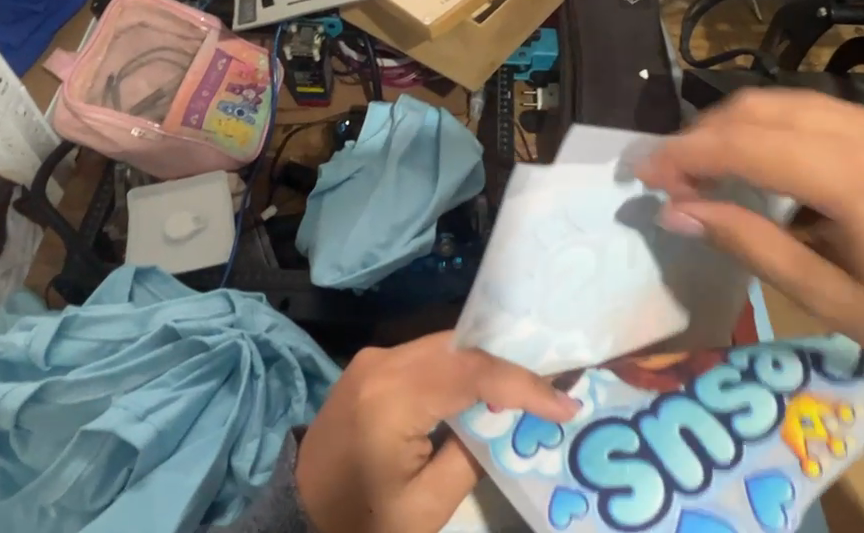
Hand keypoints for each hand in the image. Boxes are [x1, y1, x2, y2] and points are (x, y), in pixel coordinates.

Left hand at [297, 332, 579, 532]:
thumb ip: (473, 454)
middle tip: (553, 388)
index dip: (524, 385)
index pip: (472, 372)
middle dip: (508, 366)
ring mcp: (372, 359)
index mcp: (393, 396)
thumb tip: (508, 419)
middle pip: (459, 349)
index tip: (566, 404)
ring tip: (526, 390)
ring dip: (484, 365)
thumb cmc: (363, 521)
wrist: (298, 520)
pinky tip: (482, 390)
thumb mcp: (426, 505)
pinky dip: (457, 369)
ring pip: (444, 346)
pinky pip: (425, 356)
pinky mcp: (369, 366)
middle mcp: (381, 362)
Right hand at [637, 88, 863, 375]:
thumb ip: (748, 242)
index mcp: (856, 179)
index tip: (643, 173)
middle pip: (759, 109)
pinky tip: (754, 157)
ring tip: (700, 165)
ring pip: (783, 101)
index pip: (747, 144)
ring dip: (732, 125)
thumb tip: (676, 212)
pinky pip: (813, 110)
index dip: (686, 154)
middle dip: (702, 134)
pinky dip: (769, 125)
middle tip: (666, 172)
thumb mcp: (827, 297)